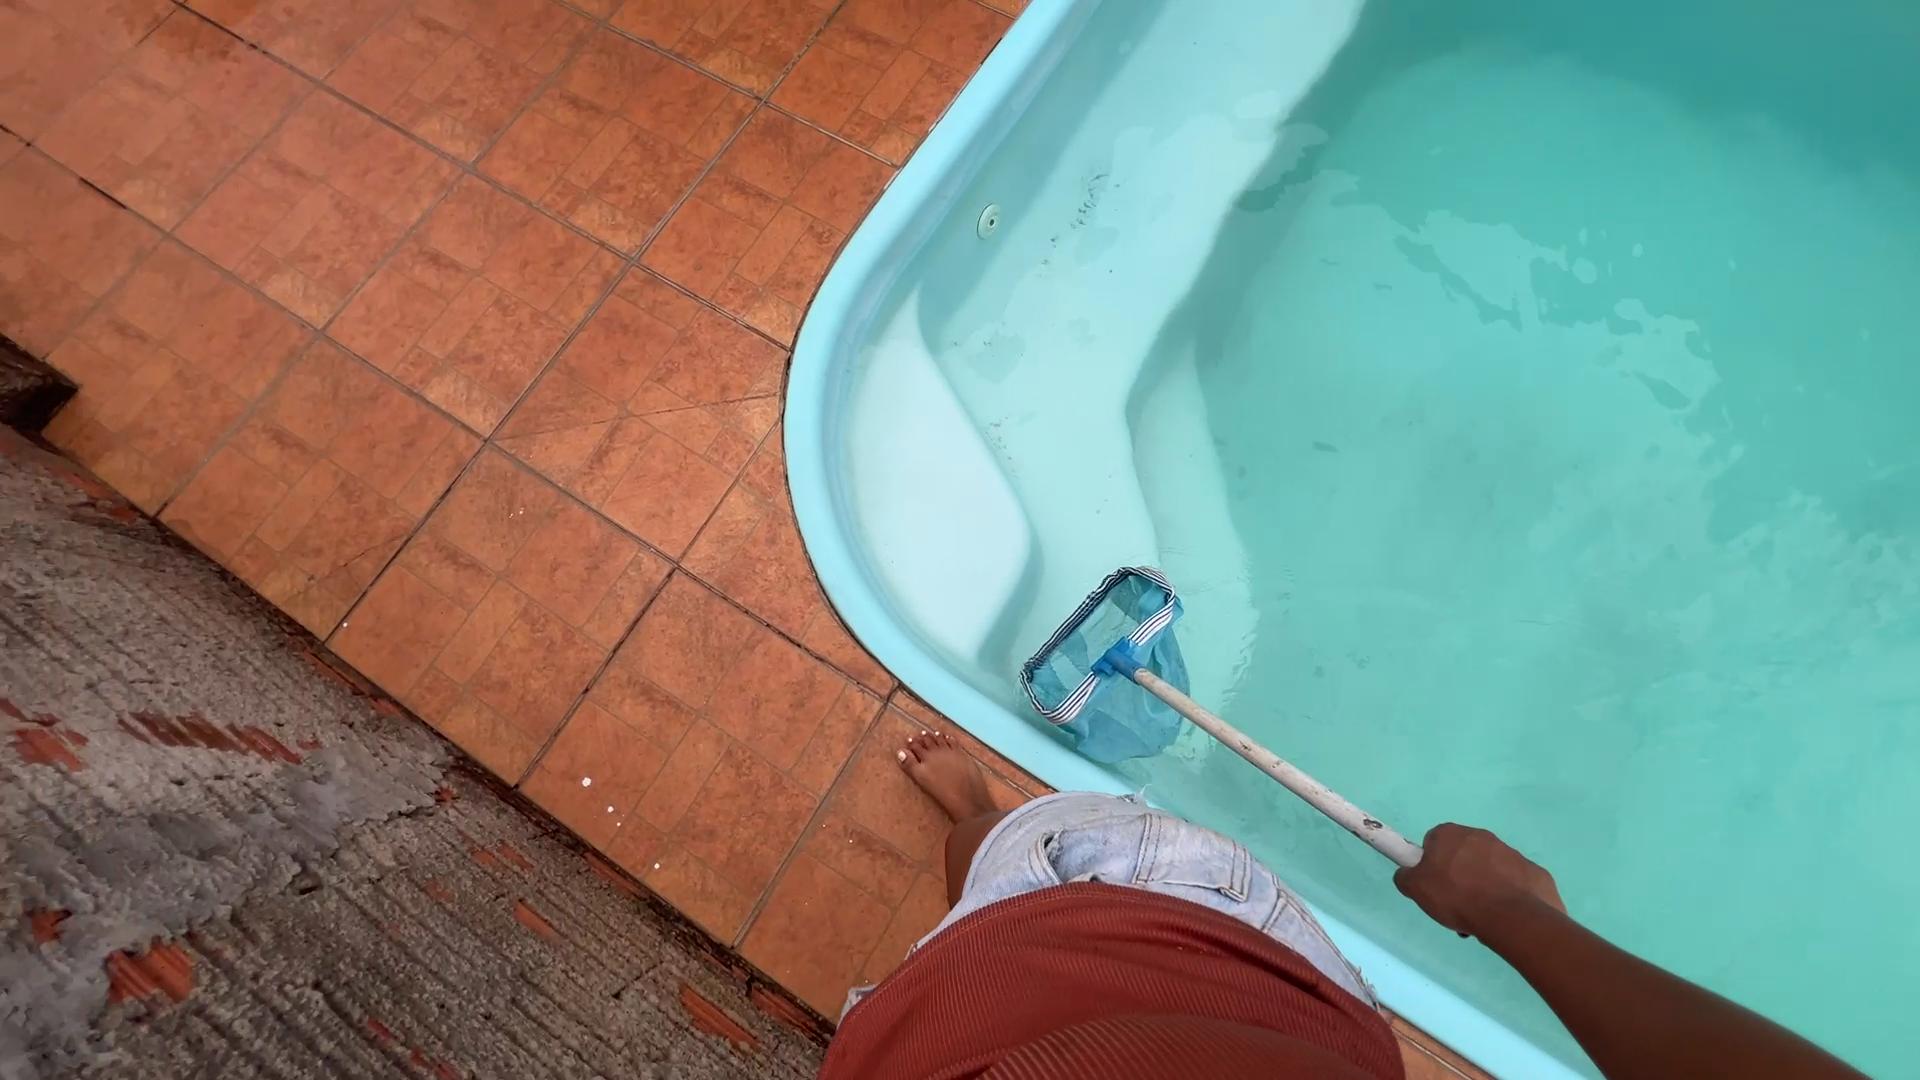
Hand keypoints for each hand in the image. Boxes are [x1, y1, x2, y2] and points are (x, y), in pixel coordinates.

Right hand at [1395, 824, 1564, 938]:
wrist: (1513, 919)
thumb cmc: (1458, 897)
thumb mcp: (1416, 889)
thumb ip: (1405, 877)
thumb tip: (1407, 875)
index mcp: (1450, 833)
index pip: (1435, 841)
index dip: (1433, 863)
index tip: (1436, 883)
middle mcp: (1482, 836)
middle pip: (1466, 854)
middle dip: (1462, 875)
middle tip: (1458, 902)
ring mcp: (1514, 854)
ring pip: (1494, 869)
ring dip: (1488, 886)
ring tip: (1484, 915)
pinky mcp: (1538, 874)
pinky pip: (1520, 883)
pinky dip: (1514, 896)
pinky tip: (1509, 916)